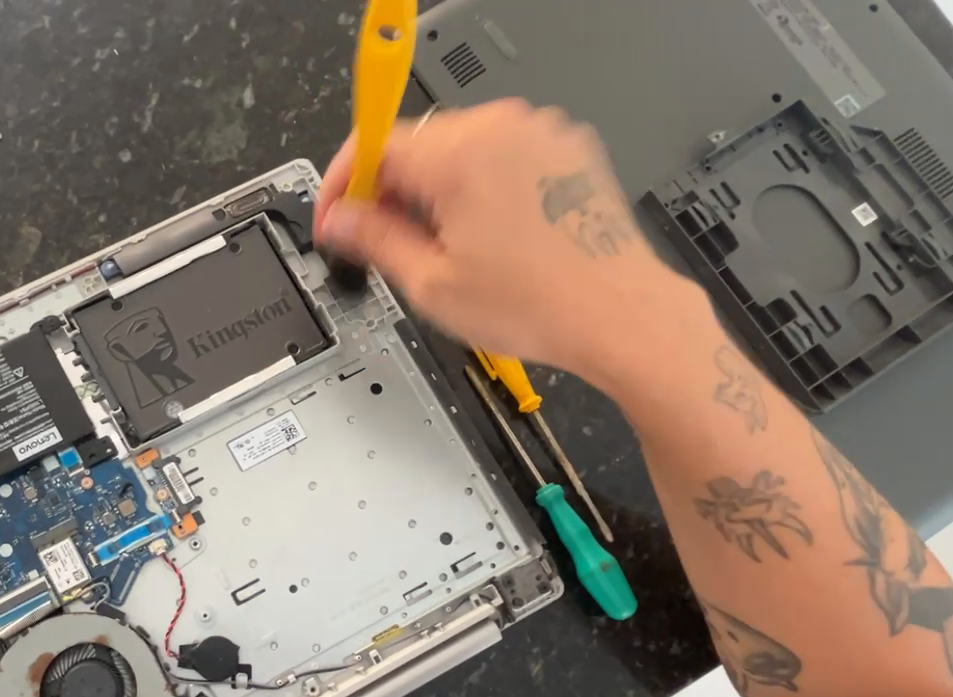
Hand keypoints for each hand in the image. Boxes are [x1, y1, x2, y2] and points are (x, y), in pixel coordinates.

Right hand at [315, 99, 708, 380]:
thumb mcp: (432, 284)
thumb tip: (339, 220)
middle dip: (388, 193)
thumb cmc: (539, 304)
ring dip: (432, 192)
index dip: (342, 185)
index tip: (336, 216)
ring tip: (443, 252)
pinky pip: (499, 156)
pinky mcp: (562, 149)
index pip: (372, 144)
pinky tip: (482, 238)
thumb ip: (374, 241)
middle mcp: (502, 128)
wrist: (616, 313)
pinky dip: (476, 187)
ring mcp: (538, 133)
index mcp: (461, 155)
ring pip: (455, 151)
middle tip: (383, 245)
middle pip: (413, 144)